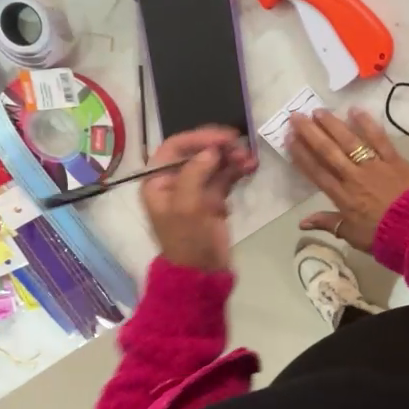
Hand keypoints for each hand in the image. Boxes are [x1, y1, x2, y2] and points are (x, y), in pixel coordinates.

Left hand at [142, 126, 257, 271]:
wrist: (201, 272)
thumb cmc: (187, 240)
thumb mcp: (187, 206)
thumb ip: (195, 174)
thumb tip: (211, 151)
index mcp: (158, 181)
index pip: (175, 147)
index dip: (199, 138)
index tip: (224, 136)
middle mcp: (175, 181)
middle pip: (197, 153)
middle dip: (219, 147)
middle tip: (241, 147)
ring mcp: (195, 191)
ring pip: (214, 164)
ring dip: (232, 158)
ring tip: (250, 159)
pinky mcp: (213, 200)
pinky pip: (225, 178)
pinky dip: (237, 170)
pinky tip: (250, 167)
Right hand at [289, 108, 408, 251]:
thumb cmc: (382, 237)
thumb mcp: (352, 235)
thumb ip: (328, 223)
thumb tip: (302, 223)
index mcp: (342, 197)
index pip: (317, 172)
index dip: (301, 155)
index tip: (289, 139)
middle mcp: (354, 177)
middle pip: (328, 152)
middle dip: (310, 133)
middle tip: (296, 116)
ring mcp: (374, 166)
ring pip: (350, 141)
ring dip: (333, 125)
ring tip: (318, 111)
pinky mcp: (394, 160)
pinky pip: (379, 139)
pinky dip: (368, 124)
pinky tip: (356, 110)